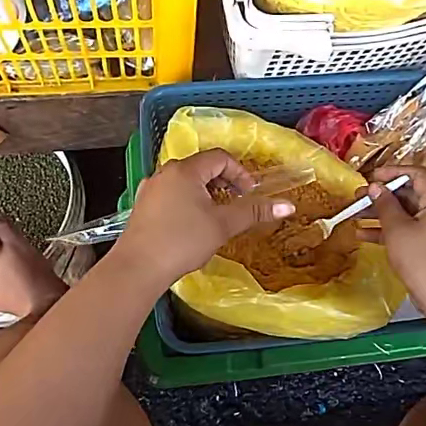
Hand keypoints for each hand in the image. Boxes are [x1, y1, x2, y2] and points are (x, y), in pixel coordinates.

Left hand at [115, 149, 294, 288]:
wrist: (138, 267)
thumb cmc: (182, 242)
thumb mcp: (223, 225)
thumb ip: (254, 212)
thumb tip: (288, 205)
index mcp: (185, 170)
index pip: (220, 158)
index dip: (240, 173)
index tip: (250, 194)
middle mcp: (165, 173)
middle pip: (202, 167)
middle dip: (224, 182)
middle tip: (236, 203)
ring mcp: (151, 189)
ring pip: (186, 181)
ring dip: (206, 193)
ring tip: (216, 216)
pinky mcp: (143, 206)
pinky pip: (172, 194)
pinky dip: (188, 201)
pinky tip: (192, 225)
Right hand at [362, 165, 425, 317]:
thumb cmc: (423, 261)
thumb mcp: (398, 230)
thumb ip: (385, 206)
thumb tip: (376, 188)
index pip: (418, 174)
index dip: (394, 172)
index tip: (372, 176)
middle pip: (410, 194)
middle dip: (383, 194)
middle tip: (359, 197)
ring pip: (406, 213)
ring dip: (381, 213)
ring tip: (356, 214)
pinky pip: (407, 230)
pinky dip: (388, 230)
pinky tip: (364, 234)